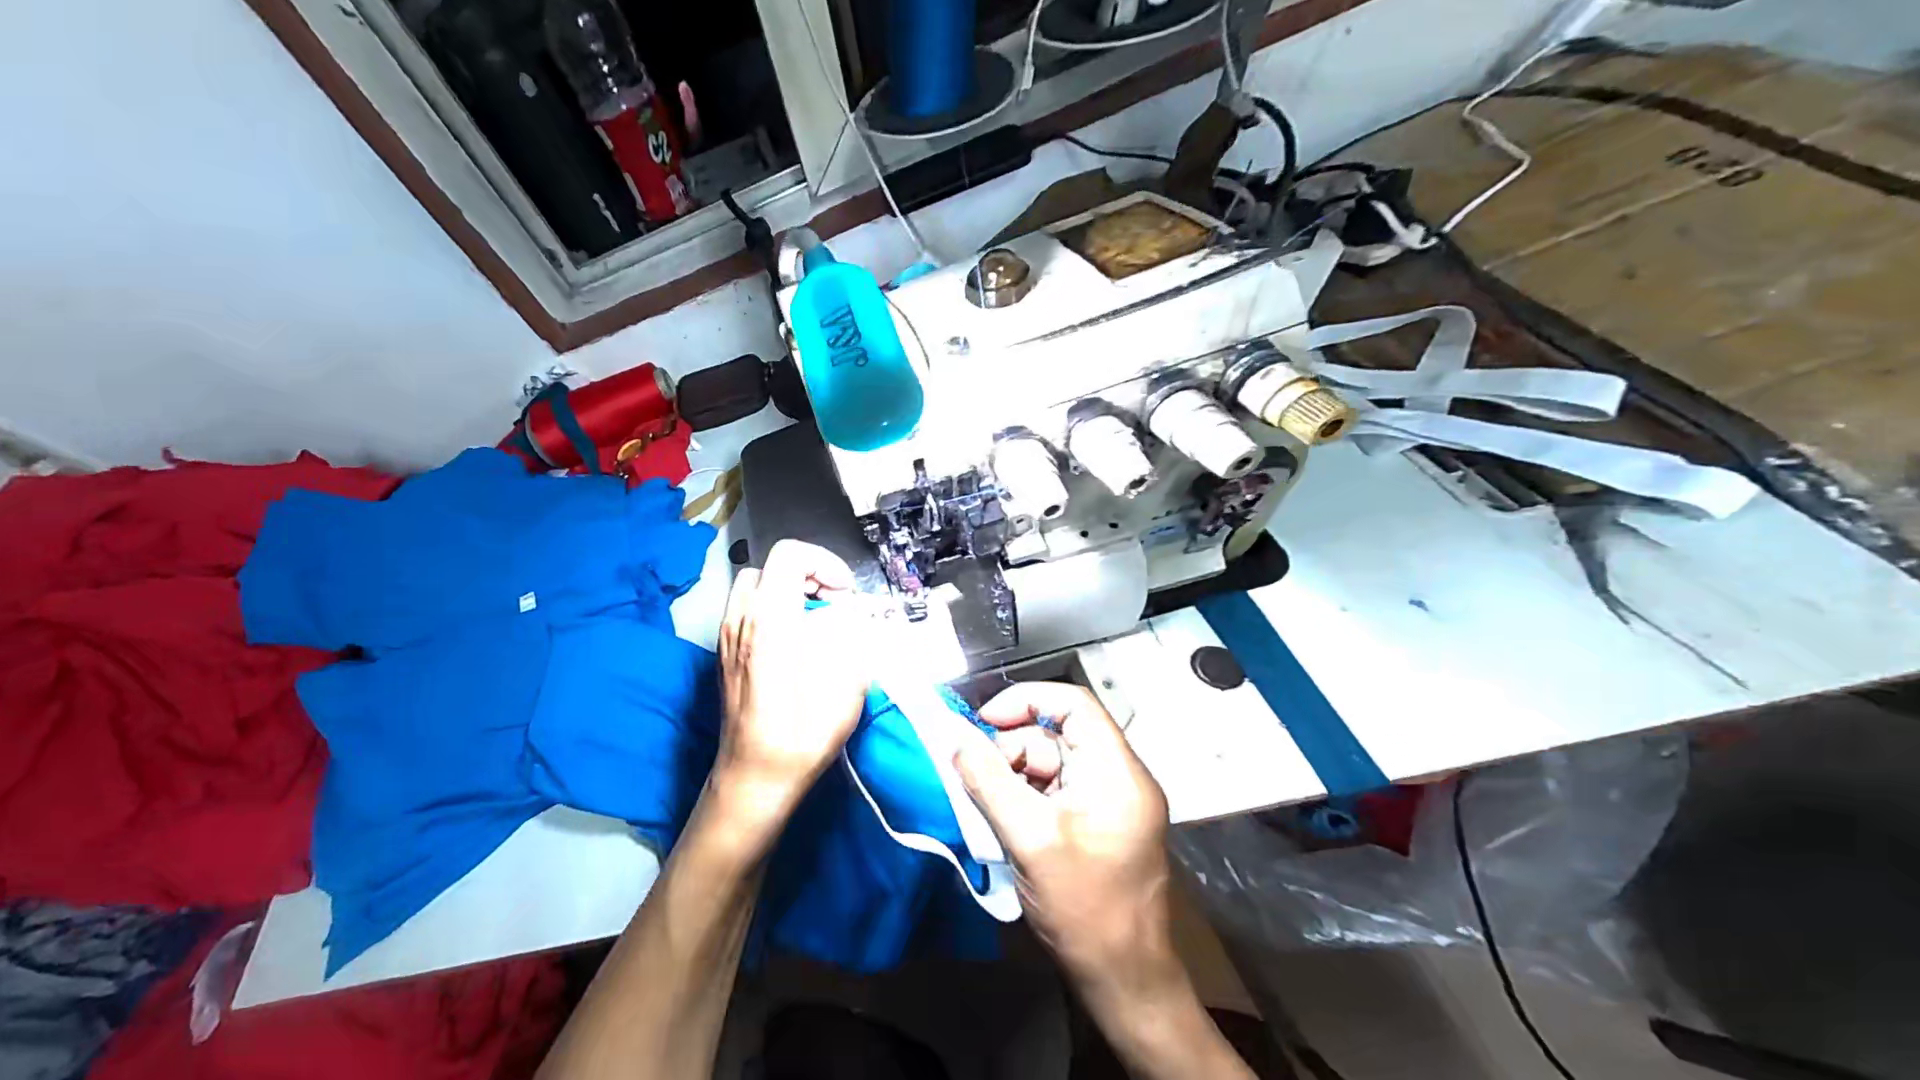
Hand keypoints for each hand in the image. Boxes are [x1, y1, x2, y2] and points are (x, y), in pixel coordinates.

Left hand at [716, 540, 868, 822]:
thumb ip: (853, 633)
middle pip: (772, 567)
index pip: (790, 555)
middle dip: (809, 576)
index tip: (846, 593)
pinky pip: (747, 611)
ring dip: (788, 592)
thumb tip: (852, 611)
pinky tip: (794, 644)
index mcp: (770, 619)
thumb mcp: (846, 682)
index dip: (825, 563)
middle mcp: (742, 619)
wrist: (754, 779)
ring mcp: (728, 637)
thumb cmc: (801, 735)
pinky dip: (772, 611)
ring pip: (756, 587)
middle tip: (835, 605)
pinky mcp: (725, 654)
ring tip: (815, 622)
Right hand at [951, 683, 1176, 990]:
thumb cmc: (1084, 908)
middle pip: (1055, 736)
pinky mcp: (1096, 825)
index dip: (1026, 701)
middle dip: (1010, 751)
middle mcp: (1118, 777)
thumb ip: (990, 783)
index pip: (1073, 704)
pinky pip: (1052, 793)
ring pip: (1049, 766)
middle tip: (974, 779)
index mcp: (1117, 771)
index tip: (984, 722)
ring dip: (1011, 780)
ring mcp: (1108, 803)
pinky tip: (1001, 824)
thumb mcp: (1030, 839)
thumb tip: (957, 742)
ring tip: (985, 810)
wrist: (1124, 980)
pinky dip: (1023, 801)